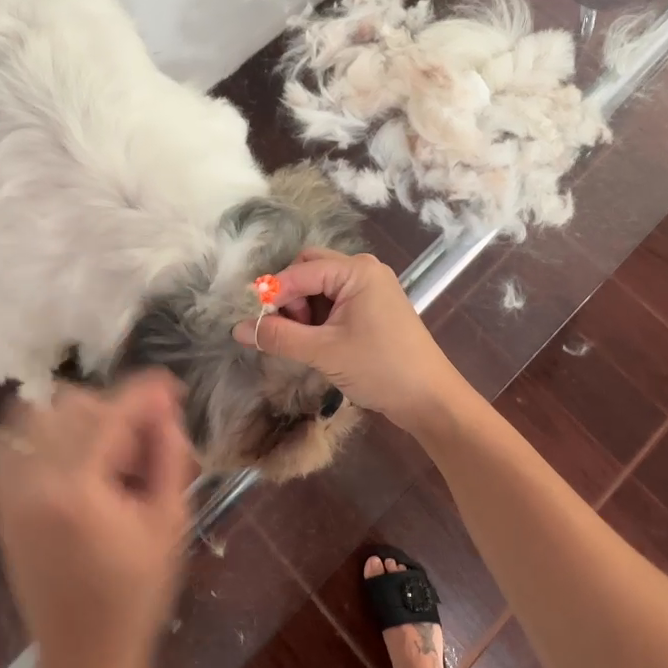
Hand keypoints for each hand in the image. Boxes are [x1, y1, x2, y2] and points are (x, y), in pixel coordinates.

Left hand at [0, 371, 195, 667]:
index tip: (173, 389)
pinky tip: (59, 454)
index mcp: (79, 486)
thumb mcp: (170, 521)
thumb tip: (164, 401)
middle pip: (73, 403)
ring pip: (34, 412)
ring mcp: (9, 491)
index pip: (113, 410)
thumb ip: (168, 452)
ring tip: (101, 451)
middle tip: (141, 445)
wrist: (85, 655)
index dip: (148, 392)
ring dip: (73, 417)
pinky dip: (28, 434)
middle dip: (115, 411)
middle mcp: (33, 480)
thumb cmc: (136, 592)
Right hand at [232, 248, 473, 434]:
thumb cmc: (380, 368)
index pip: (300, 270)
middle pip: (310, 269)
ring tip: (302, 342)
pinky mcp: (373, 307)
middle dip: (290, 297)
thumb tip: (237, 328)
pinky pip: (335, 301)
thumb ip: (279, 337)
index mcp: (356, 270)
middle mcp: (364, 270)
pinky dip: (319, 318)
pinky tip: (316, 343)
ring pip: (320, 286)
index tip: (250, 321)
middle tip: (284, 330)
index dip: (273, 294)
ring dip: (304, 309)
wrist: (430, 398)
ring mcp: (371, 288)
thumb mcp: (324, 352)